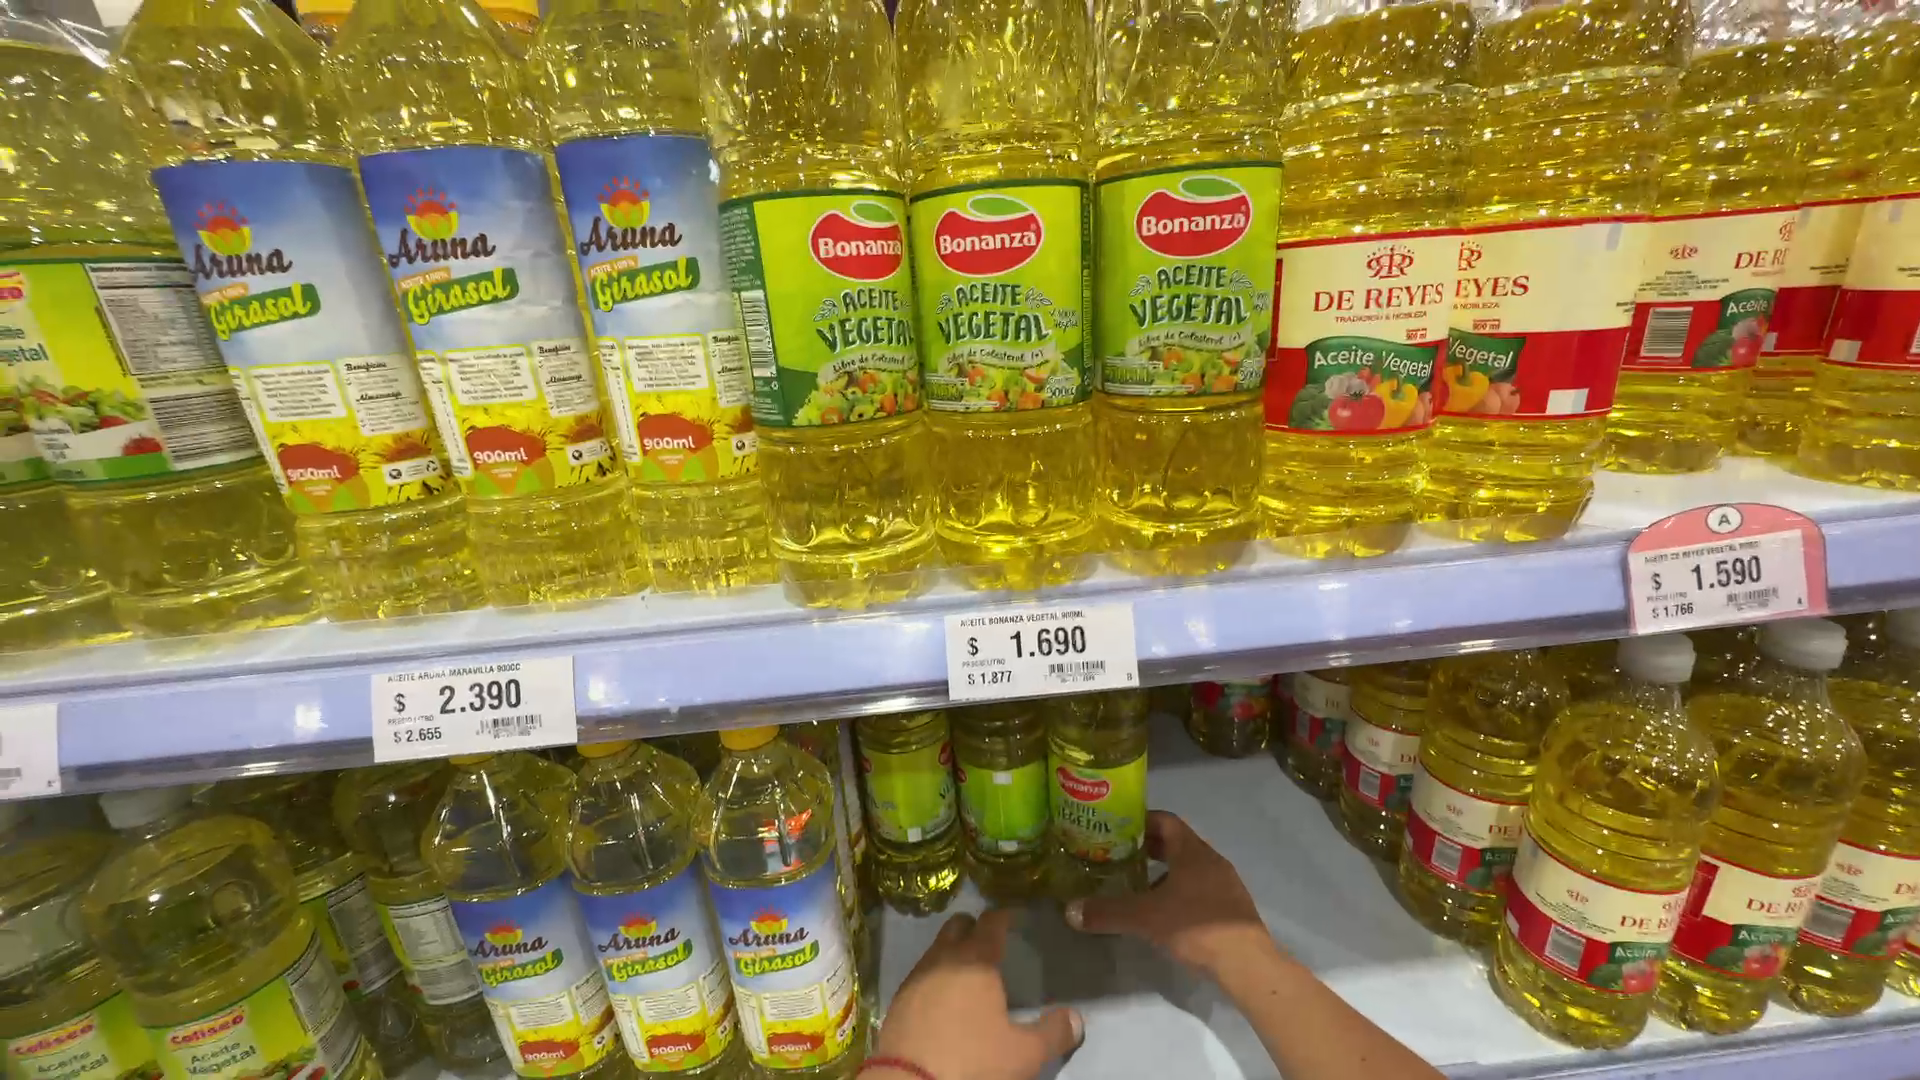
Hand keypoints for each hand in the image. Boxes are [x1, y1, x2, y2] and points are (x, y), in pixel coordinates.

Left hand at [870, 908, 1082, 1079]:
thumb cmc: (972, 1061)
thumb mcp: (1022, 1054)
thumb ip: (1053, 1033)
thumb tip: (1077, 1017)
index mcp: (977, 959)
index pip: (991, 921)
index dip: (1003, 916)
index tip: (1013, 917)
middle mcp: (944, 956)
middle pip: (959, 926)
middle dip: (974, 928)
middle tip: (990, 944)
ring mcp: (917, 975)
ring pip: (937, 948)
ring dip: (952, 952)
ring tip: (968, 974)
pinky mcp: (899, 998)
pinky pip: (921, 974)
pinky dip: (935, 977)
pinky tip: (943, 1000)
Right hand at [1064, 810, 1280, 975]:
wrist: (1248, 965)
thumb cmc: (1196, 926)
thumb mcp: (1145, 918)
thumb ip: (1108, 912)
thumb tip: (1070, 911)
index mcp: (1191, 850)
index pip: (1164, 820)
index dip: (1140, 820)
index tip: (1117, 828)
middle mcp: (1210, 859)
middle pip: (1176, 841)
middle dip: (1148, 846)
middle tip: (1120, 853)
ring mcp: (1225, 882)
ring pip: (1189, 865)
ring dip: (1165, 869)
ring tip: (1139, 883)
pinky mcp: (1232, 906)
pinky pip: (1200, 886)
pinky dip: (1180, 889)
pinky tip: (1166, 910)